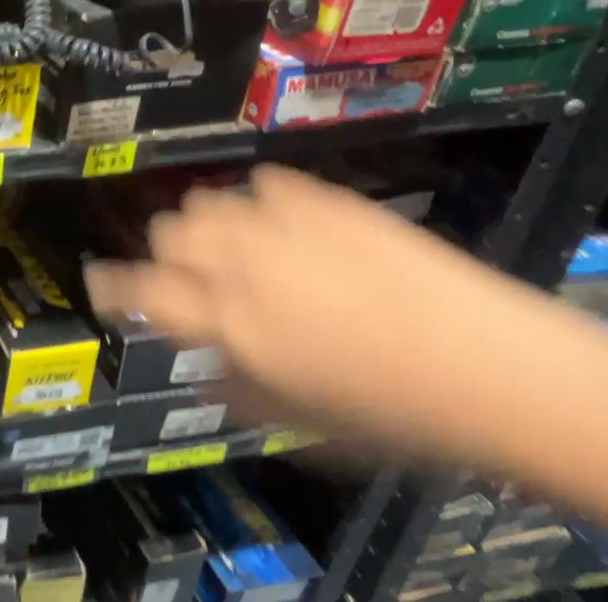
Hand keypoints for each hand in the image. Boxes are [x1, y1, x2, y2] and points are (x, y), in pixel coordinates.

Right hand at [86, 165, 567, 462]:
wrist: (504, 373)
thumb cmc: (400, 417)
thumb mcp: (301, 423)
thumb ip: (234, 388)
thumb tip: (204, 363)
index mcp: (230, 324)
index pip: (141, 291)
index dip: (111, 286)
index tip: (103, 284)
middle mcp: (244, 265)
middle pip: (168, 232)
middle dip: (171, 254)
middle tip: (199, 279)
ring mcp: (285, 226)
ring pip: (209, 202)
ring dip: (212, 226)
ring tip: (244, 250)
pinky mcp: (326, 202)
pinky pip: (265, 184)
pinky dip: (262, 204)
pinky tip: (289, 229)